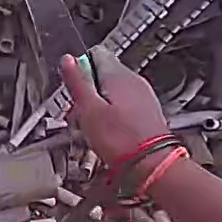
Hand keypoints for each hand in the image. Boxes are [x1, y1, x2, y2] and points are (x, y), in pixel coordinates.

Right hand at [59, 46, 169, 168]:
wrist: (153, 166)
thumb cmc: (121, 140)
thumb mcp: (89, 109)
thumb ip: (78, 82)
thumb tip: (68, 60)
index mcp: (119, 75)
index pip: (95, 55)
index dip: (79, 72)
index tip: (75, 92)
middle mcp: (134, 81)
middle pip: (102, 76)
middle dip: (88, 93)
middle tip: (81, 114)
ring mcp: (143, 97)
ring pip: (112, 93)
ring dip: (99, 107)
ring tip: (93, 128)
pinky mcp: (146, 114)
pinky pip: (123, 108)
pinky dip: (112, 117)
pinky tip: (109, 134)